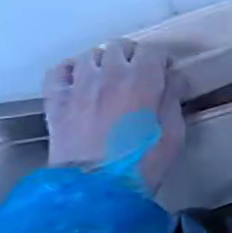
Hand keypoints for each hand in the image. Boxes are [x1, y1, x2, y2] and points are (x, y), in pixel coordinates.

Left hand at [44, 39, 183, 194]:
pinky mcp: (56, 99)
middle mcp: (109, 74)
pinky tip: (79, 80)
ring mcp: (79, 85)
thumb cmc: (145, 161)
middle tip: (139, 74)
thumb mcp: (174, 132)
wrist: (98, 186)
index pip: (154, 52)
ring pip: (90, 54)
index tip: (167, 74)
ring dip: (103, 61)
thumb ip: (173, 99)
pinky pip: (58, 70)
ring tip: (109, 77)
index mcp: (143, 80)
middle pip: (120, 46)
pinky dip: (70, 70)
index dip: (163, 61)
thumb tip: (173, 79)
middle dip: (133, 56)